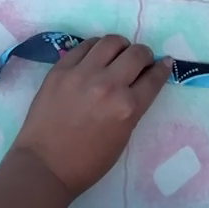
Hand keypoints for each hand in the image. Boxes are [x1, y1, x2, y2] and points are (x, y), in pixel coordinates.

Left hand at [12, 35, 171, 198]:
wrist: (45, 166)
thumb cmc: (88, 161)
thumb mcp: (122, 137)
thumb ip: (134, 106)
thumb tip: (143, 82)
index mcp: (127, 108)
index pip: (154, 78)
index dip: (162, 68)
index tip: (164, 63)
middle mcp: (108, 85)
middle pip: (136, 53)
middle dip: (144, 55)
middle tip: (140, 61)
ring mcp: (82, 73)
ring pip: (111, 41)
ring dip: (121, 46)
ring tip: (118, 54)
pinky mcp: (61, 68)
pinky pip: (85, 46)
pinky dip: (96, 48)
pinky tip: (96, 56)